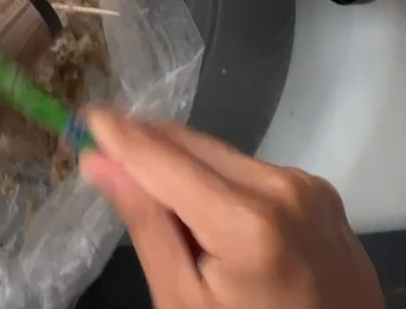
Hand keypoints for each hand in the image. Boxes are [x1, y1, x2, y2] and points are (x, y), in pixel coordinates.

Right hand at [80, 110, 381, 308]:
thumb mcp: (185, 303)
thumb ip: (145, 224)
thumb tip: (96, 159)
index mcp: (247, 224)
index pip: (160, 157)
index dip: (118, 134)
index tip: (84, 116)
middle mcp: (283, 188)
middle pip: (188, 144)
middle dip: (143, 144)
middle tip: (102, 150)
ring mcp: (309, 188)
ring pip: (216, 152)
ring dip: (178, 160)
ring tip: (154, 193)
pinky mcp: (321, 193)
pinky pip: (248, 168)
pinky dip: (215, 176)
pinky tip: (202, 208)